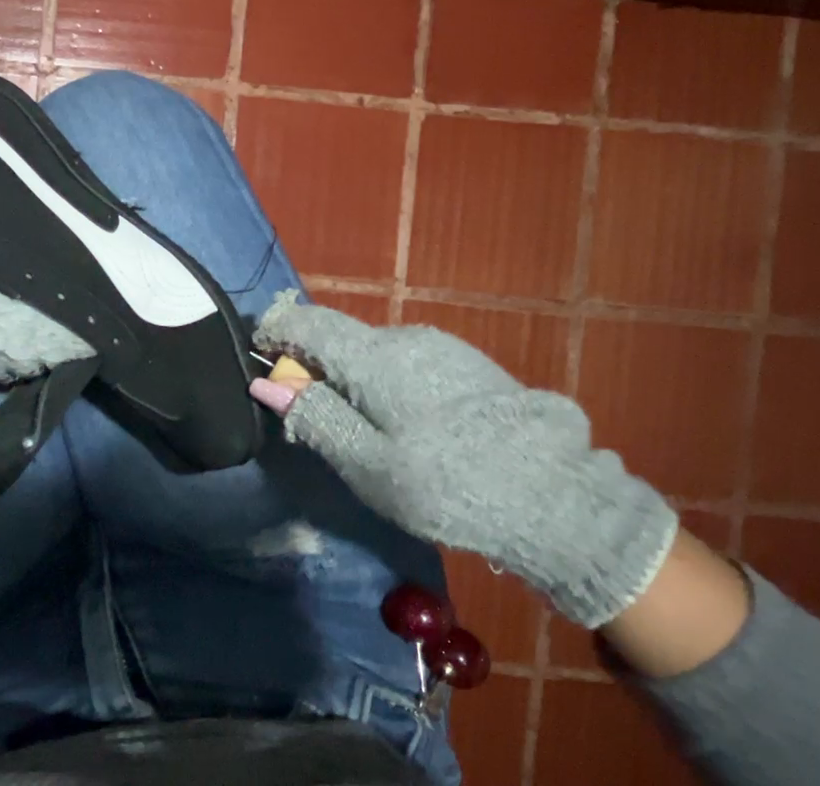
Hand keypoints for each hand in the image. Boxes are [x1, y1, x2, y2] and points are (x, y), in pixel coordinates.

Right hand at [250, 291, 676, 627]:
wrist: (556, 498)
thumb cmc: (447, 485)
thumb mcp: (368, 465)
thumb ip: (315, 418)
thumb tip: (266, 383)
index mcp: (375, 356)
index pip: (307, 322)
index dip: (276, 334)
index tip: (263, 363)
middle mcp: (406, 338)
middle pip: (341, 339)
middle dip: (316, 369)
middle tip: (313, 421)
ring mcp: (443, 348)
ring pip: (376, 353)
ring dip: (354, 380)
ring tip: (364, 433)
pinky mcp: (470, 366)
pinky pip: (409, 364)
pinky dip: (388, 385)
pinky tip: (409, 429)